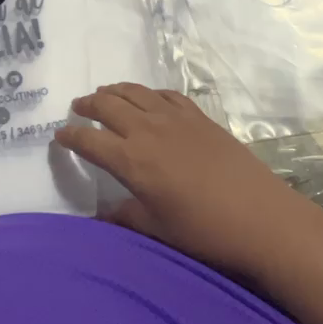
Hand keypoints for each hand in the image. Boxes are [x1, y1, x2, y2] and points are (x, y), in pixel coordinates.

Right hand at [55, 82, 322, 278]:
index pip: (89, 140)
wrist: (262, 219)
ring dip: (113, 91)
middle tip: (78, 108)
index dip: (70, 136)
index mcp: (131, 160)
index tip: (59, 135)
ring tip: (104, 94)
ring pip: (133, 92)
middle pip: (107, 105)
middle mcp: (147, 130)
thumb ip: (124, 217)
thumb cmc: (205, 232)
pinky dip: (148, 93)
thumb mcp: (157, 231)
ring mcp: (174, 118)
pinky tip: (148, 98)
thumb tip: (99, 215)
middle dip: (87, 104)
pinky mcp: (198, 116)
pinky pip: (165, 94)